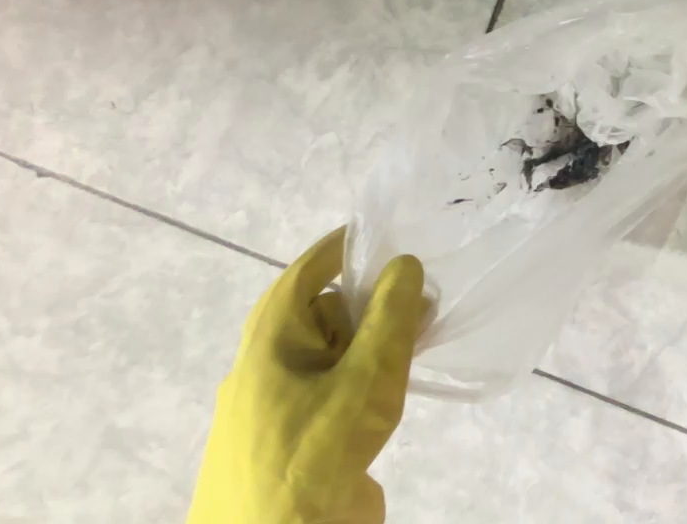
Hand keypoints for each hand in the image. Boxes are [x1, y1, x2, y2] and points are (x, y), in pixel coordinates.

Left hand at [187, 227, 425, 523]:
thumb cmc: (316, 452)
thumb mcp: (367, 373)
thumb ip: (391, 313)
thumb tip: (403, 263)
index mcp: (268, 345)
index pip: (302, 275)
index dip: (338, 248)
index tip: (380, 232)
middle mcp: (265, 372)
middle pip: (319, 314)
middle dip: (369, 300)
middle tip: (421, 299)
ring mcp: (278, 412)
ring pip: (328, 355)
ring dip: (371, 340)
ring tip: (419, 340)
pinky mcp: (297, 444)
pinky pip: (332, 390)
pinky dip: (365, 374)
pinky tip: (397, 386)